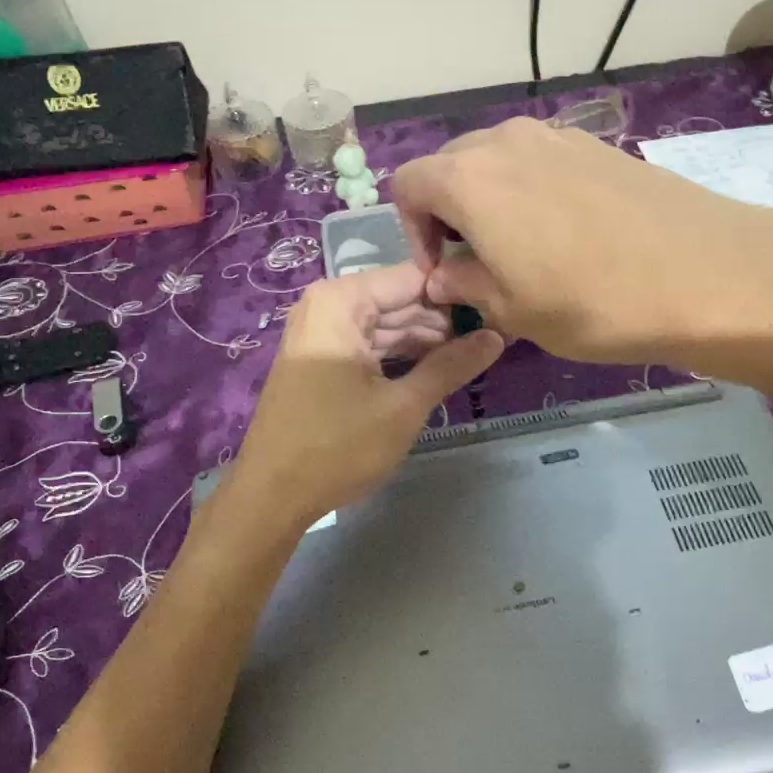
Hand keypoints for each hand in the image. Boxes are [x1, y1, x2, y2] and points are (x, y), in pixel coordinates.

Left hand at [228, 264, 503, 525]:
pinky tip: (436, 371)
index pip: (414, 278)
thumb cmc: (338, 446)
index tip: (499, 309)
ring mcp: (320, 332)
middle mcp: (327, 305)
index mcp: (341, 301)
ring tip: (473, 357)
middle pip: (400, 300)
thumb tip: (497, 337)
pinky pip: (370, 346)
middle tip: (494, 338)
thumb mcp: (403, 406)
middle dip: (444, 321)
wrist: (273, 494)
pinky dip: (401, 357)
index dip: (458, 294)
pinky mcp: (321, 360)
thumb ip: (451, 366)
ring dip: (426, 342)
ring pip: (387, 326)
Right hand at [391, 117, 772, 369]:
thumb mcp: (513, 311)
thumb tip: (444, 273)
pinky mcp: (597, 145)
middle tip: (477, 264)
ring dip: (490, 203)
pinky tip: (565, 236)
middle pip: (450, 166)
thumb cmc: (593, 303)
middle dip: (449, 214)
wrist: (704, 275)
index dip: (413, 232)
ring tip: (522, 252)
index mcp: (469, 179)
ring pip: (496, 162)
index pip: (408, 185)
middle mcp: (506, 141)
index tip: (443, 271)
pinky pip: (540, 162)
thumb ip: (464, 283)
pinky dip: (530, 192)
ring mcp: (557, 137)